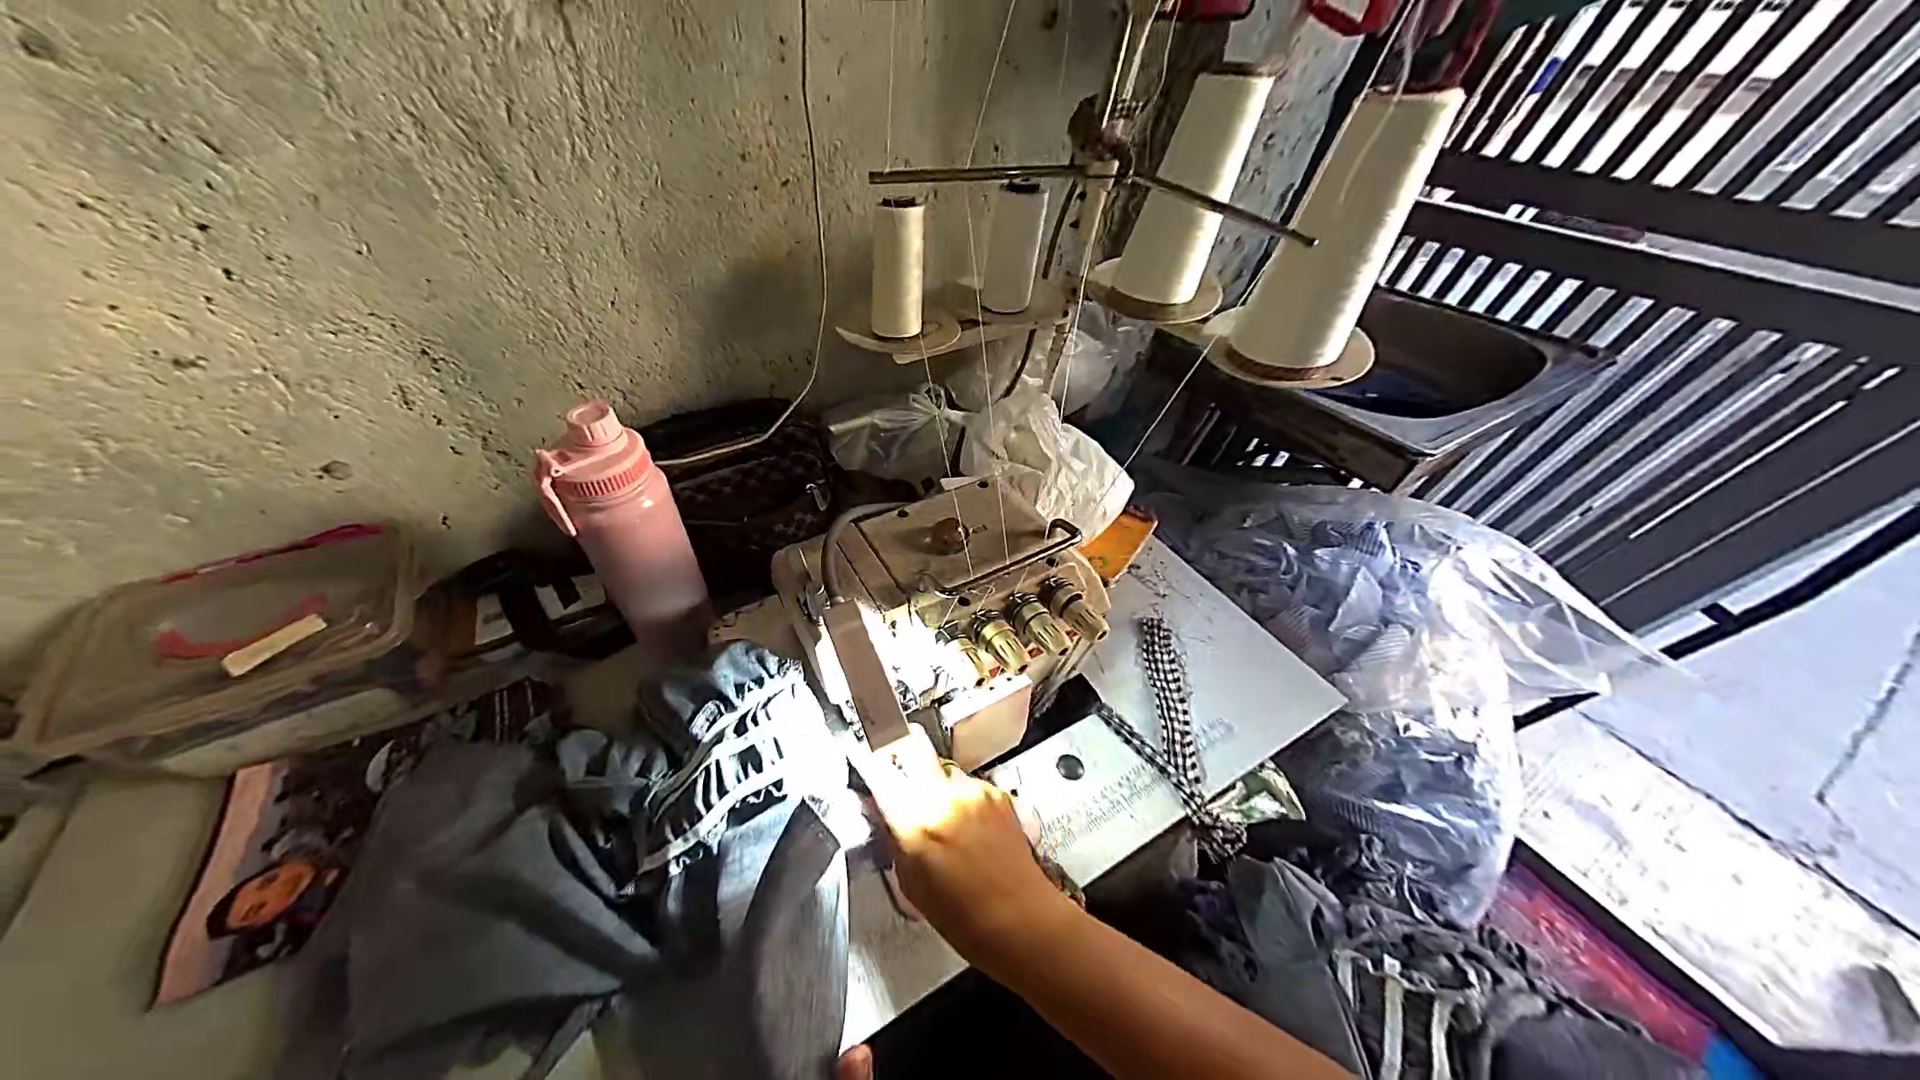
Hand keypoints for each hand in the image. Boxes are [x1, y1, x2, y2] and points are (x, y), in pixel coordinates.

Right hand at [852, 727, 1068, 963]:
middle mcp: (946, 798)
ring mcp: (975, 791)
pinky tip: (964, 827)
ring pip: (941, 767)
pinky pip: (967, 783)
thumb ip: (892, 838)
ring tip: (938, 818)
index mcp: (917, 824)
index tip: (865, 761)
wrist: (1020, 920)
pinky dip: (960, 797)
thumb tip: (877, 811)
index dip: (868, 762)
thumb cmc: (969, 918)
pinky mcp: (997, 793)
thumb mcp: (911, 884)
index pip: (880, 771)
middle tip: (898, 777)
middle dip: (901, 755)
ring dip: (934, 783)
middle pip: (913, 748)